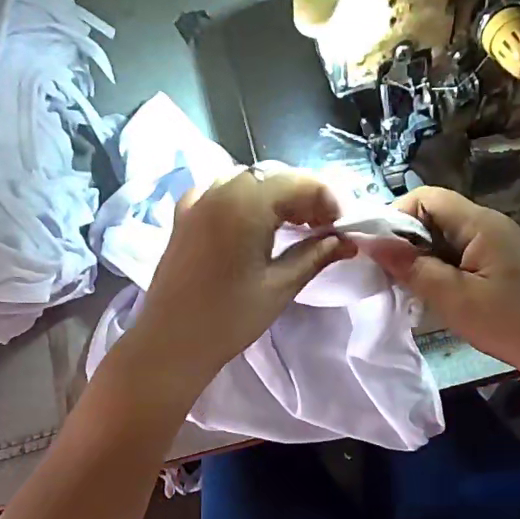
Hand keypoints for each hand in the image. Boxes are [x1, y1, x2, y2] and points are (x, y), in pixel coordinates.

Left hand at [126, 168, 355, 383]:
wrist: (171, 342)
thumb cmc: (230, 318)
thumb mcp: (281, 286)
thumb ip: (316, 255)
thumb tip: (348, 241)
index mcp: (246, 203)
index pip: (299, 182)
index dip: (327, 199)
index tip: (341, 227)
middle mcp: (219, 190)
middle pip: (274, 176)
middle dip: (304, 196)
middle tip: (323, 229)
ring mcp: (197, 200)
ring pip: (248, 180)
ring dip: (276, 196)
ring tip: (293, 228)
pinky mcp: (184, 215)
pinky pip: (221, 192)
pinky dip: (245, 200)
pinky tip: (253, 226)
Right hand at [369, 186, 519, 383]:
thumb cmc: (505, 323)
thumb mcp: (451, 297)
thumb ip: (410, 266)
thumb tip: (369, 241)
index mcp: (480, 223)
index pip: (426, 198)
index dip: (396, 217)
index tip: (380, 251)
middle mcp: (487, 224)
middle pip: (433, 214)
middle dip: (406, 239)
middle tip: (390, 273)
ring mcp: (493, 243)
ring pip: (442, 236)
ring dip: (420, 256)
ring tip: (407, 285)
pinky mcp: (495, 262)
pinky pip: (456, 252)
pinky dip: (437, 267)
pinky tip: (431, 291)